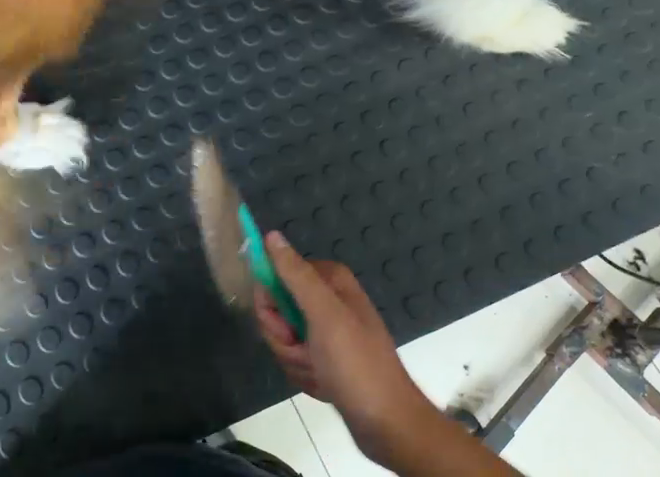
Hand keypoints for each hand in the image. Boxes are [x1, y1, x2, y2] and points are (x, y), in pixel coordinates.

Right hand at [254, 235, 440, 463]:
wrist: (388, 425)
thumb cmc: (357, 364)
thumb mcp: (324, 314)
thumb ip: (295, 274)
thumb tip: (271, 235)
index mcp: (330, 282)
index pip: (276, 274)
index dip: (271, 301)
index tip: (283, 322)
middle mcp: (328, 300)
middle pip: (276, 307)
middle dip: (283, 336)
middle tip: (305, 350)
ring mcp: (326, 330)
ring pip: (282, 335)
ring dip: (294, 358)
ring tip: (319, 372)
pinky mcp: (325, 357)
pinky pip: (294, 357)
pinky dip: (303, 373)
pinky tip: (323, 383)